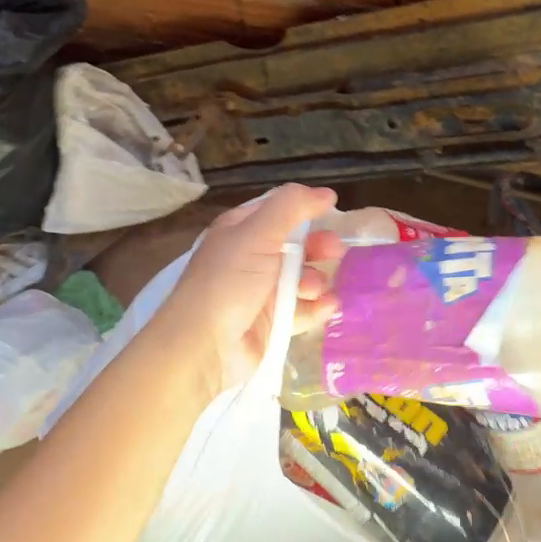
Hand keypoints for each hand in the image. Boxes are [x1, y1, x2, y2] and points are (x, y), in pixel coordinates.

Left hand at [152, 184, 344, 398]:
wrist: (203, 347)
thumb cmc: (228, 281)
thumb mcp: (257, 233)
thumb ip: (291, 207)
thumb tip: (326, 193)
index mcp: (240, 230)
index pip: (277, 209)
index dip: (305, 207)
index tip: (334, 209)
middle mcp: (250, 257)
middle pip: (294, 244)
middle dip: (317, 245)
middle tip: (338, 250)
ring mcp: (260, 292)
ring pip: (301, 278)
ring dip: (316, 279)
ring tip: (317, 287)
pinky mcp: (271, 323)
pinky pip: (302, 309)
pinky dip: (317, 307)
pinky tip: (329, 306)